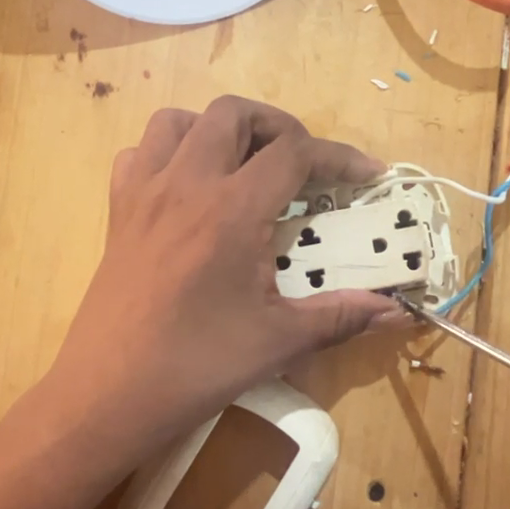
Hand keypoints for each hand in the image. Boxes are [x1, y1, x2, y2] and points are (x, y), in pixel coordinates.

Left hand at [23, 97, 399, 495]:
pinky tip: (186, 188)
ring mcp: (143, 195)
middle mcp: (185, 185)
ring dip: (218, 130)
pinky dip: (167, 153)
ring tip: (243, 165)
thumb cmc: (197, 366)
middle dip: (278, 127)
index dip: (339, 157)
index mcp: (230, 210)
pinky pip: (138, 155)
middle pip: (233, 115)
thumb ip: (342, 315)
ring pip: (177, 121)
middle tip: (302, 167)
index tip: (368, 176)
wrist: (110, 393)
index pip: (294, 153)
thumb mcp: (279, 341)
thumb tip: (400, 313)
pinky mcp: (117, 214)